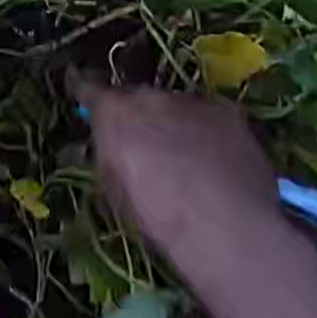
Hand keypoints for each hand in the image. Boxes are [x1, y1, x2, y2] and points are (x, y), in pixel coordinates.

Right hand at [76, 78, 282, 267]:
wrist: (229, 230)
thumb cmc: (159, 217)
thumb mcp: (113, 190)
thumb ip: (101, 154)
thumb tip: (95, 143)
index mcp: (113, 111)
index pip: (88, 87)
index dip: (87, 95)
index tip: (88, 103)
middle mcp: (148, 95)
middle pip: (134, 97)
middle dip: (135, 116)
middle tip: (145, 146)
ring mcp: (190, 100)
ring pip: (172, 105)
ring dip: (171, 122)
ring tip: (186, 158)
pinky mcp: (226, 111)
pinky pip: (206, 114)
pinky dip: (204, 129)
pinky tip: (214, 160)